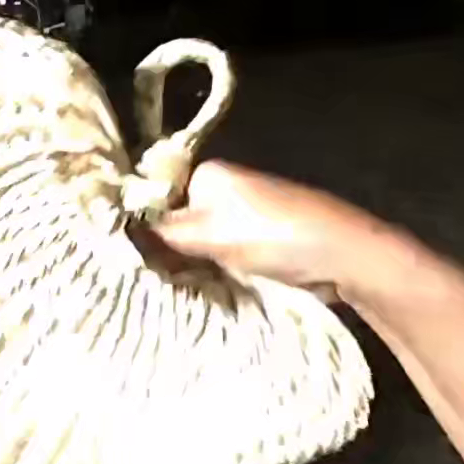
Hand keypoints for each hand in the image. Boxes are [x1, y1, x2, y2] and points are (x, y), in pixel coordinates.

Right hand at [153, 161, 392, 289]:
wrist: (342, 254)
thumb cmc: (272, 234)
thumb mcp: (209, 235)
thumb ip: (164, 234)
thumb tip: (122, 230)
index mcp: (208, 174)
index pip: (159, 198)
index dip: (146, 228)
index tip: (133, 259)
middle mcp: (225, 188)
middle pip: (181, 222)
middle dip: (170, 250)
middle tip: (153, 279)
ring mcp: (245, 214)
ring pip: (202, 242)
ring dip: (194, 264)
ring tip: (173, 289)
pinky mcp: (261, 238)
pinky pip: (225, 254)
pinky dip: (216, 270)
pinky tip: (206, 289)